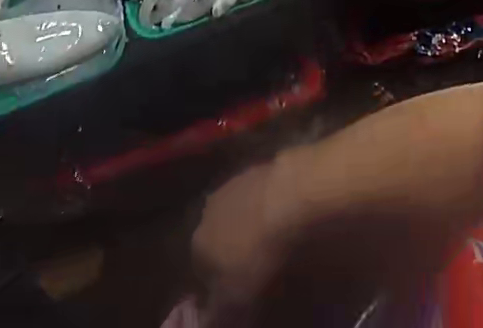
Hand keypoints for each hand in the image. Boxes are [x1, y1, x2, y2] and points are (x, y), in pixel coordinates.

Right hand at [193, 161, 290, 324]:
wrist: (285, 196)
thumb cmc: (255, 253)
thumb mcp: (234, 297)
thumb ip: (216, 312)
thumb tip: (206, 321)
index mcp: (197, 242)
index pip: (200, 272)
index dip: (219, 285)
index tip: (240, 292)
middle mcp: (208, 211)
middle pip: (217, 239)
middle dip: (232, 252)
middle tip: (258, 266)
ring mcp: (233, 185)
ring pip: (236, 215)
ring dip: (248, 227)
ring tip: (273, 241)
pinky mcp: (257, 169)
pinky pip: (258, 197)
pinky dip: (266, 208)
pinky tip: (284, 217)